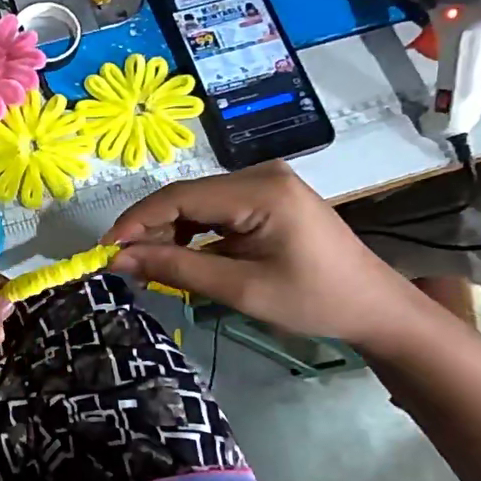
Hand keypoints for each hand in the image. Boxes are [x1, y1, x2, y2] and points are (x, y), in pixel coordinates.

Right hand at [102, 163, 437, 354]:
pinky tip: (180, 256)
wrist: (375, 306)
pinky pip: (215, 210)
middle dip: (150, 229)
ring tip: (148, 266)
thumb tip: (118, 260)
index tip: (104, 251)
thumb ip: (177, 268)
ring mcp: (264, 183)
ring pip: (197, 203)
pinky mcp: (266, 197)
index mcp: (260, 189)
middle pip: (186, 196)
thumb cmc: (314, 301)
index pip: (180, 196)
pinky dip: (193, 233)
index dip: (136, 221)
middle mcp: (259, 174)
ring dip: (169, 232)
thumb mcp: (241, 289)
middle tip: (122, 266)